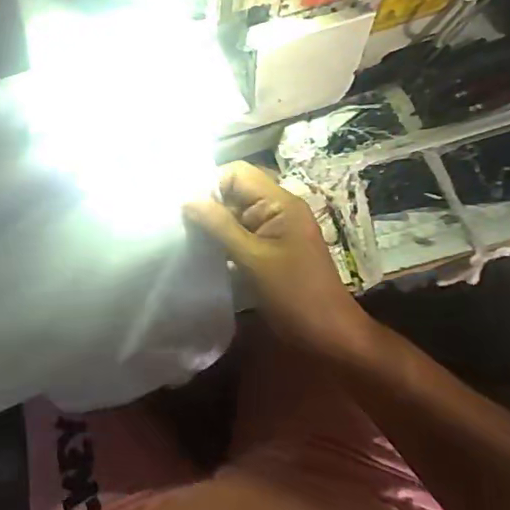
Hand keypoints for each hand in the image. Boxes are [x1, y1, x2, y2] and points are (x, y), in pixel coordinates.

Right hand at [183, 162, 367, 355]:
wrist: (329, 336)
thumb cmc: (296, 294)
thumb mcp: (254, 258)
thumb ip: (220, 226)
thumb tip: (187, 200)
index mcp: (280, 203)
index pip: (237, 173)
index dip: (210, 184)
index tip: (186, 208)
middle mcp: (277, 211)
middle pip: (234, 192)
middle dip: (207, 206)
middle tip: (180, 226)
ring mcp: (273, 232)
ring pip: (233, 216)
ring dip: (211, 227)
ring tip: (186, 241)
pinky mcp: (267, 252)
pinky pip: (238, 236)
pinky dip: (220, 243)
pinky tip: (202, 256)